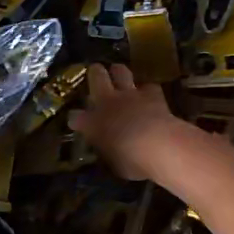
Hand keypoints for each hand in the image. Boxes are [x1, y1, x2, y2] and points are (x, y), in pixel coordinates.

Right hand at [69, 63, 182, 181]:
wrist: (158, 146)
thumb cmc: (131, 161)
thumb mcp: (113, 162)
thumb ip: (108, 150)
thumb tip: (108, 148)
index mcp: (91, 123)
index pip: (75, 118)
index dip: (75, 119)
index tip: (77, 123)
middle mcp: (106, 103)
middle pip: (96, 76)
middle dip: (95, 73)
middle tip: (97, 73)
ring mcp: (129, 95)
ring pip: (120, 71)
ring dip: (119, 72)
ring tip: (120, 74)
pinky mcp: (152, 95)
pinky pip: (149, 86)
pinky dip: (148, 90)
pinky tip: (150, 95)